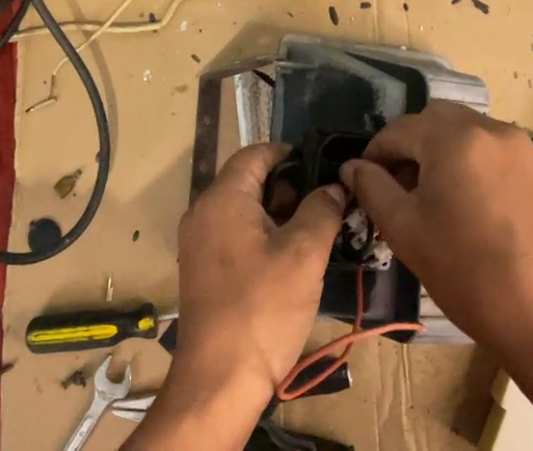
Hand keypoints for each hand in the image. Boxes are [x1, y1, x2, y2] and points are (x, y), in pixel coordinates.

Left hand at [171, 142, 343, 405]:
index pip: (255, 154)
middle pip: (249, 181)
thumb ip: (322, 210)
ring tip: (316, 235)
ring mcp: (199, 242)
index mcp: (222, 198)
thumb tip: (334, 187)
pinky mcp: (203, 269)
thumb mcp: (304, 254)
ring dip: (278, 216)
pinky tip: (291, 261)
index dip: (290, 155)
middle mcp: (203, 212)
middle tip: (327, 207)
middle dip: (289, 189)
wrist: (220, 377)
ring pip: (244, 211)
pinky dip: (262, 238)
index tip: (323, 168)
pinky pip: (234, 236)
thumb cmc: (263, 307)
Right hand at [340, 102, 532, 362]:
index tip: (365, 181)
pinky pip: (499, 153)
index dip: (376, 152)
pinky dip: (477, 165)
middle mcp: (494, 130)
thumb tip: (353, 167)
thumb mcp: (405, 231)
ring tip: (438, 197)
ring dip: (445, 152)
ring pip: (471, 133)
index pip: (400, 129)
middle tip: (400, 186)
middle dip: (412, 145)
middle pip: (437, 120)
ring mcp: (527, 149)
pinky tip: (475, 206)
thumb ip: (372, 188)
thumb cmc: (467, 275)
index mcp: (455, 139)